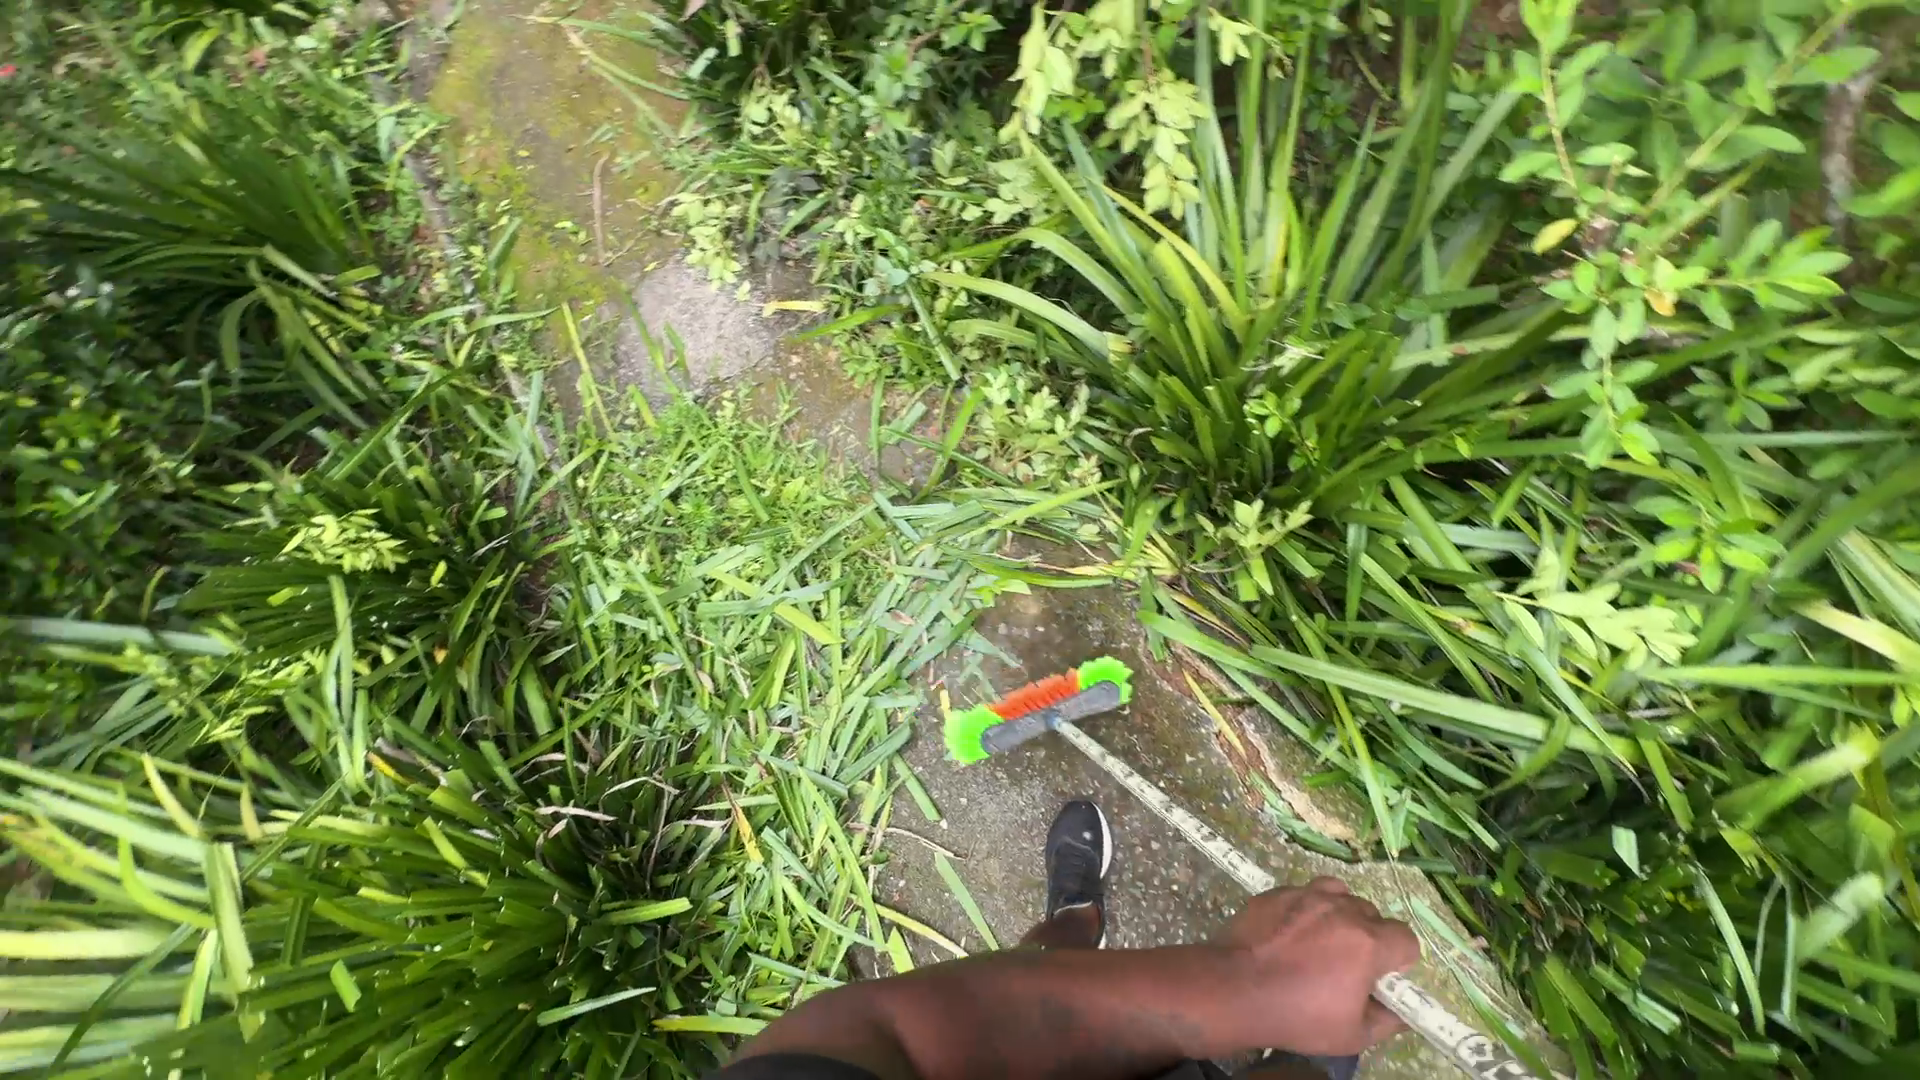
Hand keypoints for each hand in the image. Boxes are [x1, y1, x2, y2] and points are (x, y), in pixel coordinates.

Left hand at [1213, 877, 1421, 1056]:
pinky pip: (1303, 892)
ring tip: (1324, 938)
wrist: (1236, 987)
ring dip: (1340, 912)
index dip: (1399, 959)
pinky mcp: (1276, 891)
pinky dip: (1307, 907)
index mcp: (1367, 942)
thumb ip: (1388, 1019)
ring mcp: (1304, 894)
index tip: (1382, 976)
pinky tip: (1292, 930)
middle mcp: (1339, 909)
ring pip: (1338, 892)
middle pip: (1371, 913)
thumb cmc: (1298, 1015)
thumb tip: (1401, 1010)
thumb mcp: (1354, 1035)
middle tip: (1350, 962)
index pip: (1405, 937)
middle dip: (1370, 935)